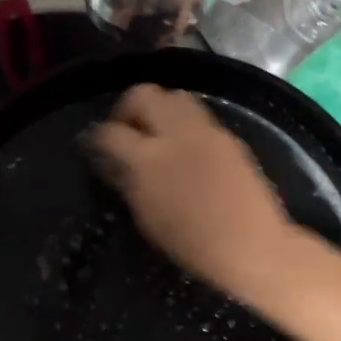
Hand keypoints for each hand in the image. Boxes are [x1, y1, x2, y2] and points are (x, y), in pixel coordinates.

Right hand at [91, 83, 297, 289]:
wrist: (249, 245)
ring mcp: (206, 131)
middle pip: (143, 95)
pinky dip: (182, 122)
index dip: (95, 135)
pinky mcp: (228, 136)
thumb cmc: (191, 245)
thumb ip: (124, 182)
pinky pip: (197, 115)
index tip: (91, 143)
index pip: (111, 132)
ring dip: (157, 108)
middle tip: (123, 130)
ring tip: (153, 134)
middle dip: (127, 108)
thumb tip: (107, 161)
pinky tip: (181, 147)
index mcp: (148, 161)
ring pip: (174, 96)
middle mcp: (176, 134)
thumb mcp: (147, 218)